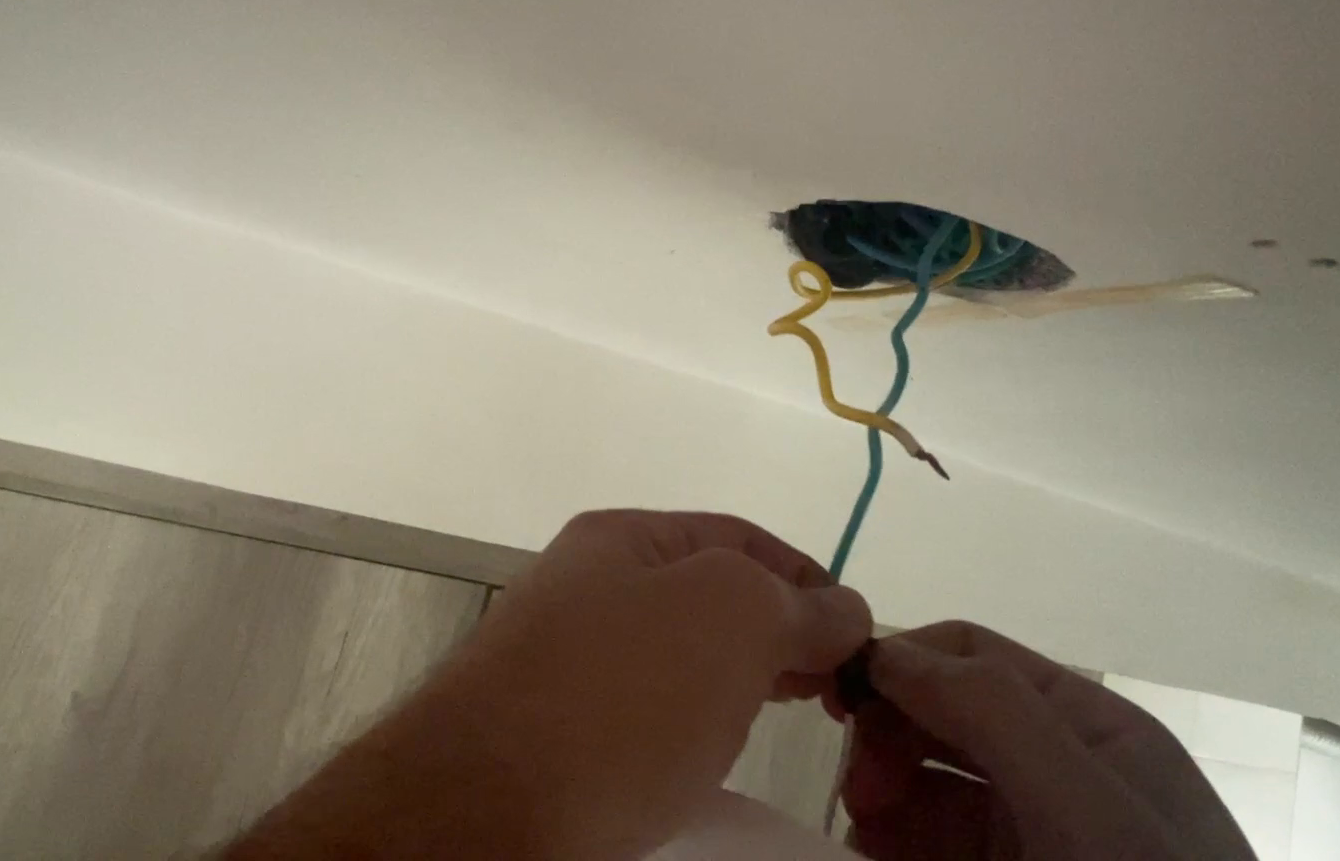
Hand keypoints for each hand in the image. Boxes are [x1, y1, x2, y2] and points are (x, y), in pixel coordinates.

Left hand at [460, 509, 872, 857]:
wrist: (482, 801)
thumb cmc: (619, 691)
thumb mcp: (729, 617)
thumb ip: (794, 602)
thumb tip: (844, 607)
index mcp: (622, 539)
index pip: (737, 537)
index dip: (806, 577)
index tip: (857, 635)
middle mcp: (588, 586)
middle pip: (708, 595)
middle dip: (778, 631)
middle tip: (831, 685)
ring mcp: (567, 658)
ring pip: (679, 655)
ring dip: (738, 676)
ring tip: (785, 711)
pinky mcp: (554, 729)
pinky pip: (645, 709)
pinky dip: (693, 720)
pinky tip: (713, 749)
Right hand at [844, 622, 1256, 860]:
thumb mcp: (1087, 812)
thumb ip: (990, 712)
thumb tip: (884, 651)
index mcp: (1088, 726)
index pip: (970, 653)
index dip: (899, 661)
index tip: (840, 702)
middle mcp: (1058, 767)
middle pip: (942, 712)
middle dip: (888, 735)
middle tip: (858, 790)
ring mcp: (1034, 833)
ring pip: (928, 781)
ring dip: (882, 791)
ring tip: (862, 831)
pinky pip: (931, 839)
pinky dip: (893, 838)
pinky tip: (874, 853)